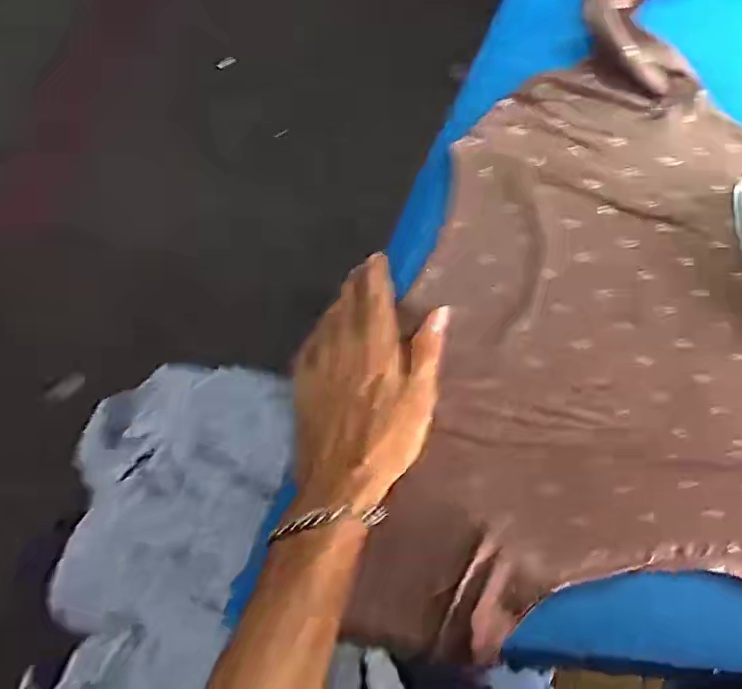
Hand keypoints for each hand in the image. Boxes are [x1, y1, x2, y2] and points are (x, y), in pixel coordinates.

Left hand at [290, 254, 447, 510]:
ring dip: (338, 302)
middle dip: (356, 284)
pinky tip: (323, 327)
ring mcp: (319, 369)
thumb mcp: (421, 395)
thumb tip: (438, 310)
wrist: (338, 484)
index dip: (375, 278)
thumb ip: (427, 350)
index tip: (378, 258)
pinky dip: (320, 328)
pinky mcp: (304, 387)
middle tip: (363, 267)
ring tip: (348, 289)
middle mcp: (345, 351)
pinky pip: (310, 345)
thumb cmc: (390, 437)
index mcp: (377, 350)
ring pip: (327, 323)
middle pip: (348, 307)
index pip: (374, 302)